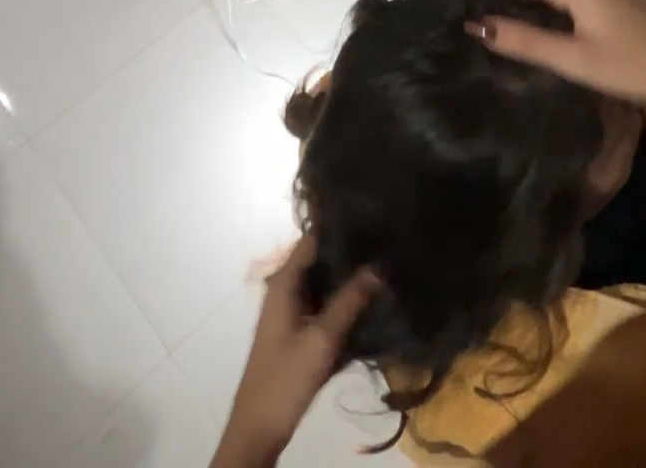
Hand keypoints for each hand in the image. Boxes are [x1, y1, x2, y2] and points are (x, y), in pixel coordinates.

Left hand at [219, 236, 378, 460]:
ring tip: (385, 263)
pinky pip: (324, 301)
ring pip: (324, 281)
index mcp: (283, 283)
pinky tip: (371, 296)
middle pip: (319, 258)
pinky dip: (343, 296)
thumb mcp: (322, 339)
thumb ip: (349, 300)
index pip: (311, 239)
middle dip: (349, 251)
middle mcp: (285, 289)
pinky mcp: (299, 327)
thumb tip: (378, 266)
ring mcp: (291, 309)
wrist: (259, 428)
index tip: (370, 218)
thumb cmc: (285, 378)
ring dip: (348, 275)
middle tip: (386, 241)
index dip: (338, 227)